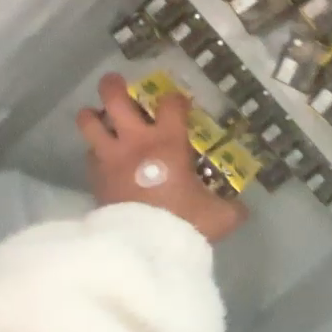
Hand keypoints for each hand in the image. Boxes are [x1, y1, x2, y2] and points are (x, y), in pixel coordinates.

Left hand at [77, 73, 247, 242]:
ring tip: (96, 116)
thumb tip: (241, 209)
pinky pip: (89, 155)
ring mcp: (110, 158)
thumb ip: (231, 208)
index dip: (176, 99)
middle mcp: (135, 142)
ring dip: (92, 116)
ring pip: (89, 122)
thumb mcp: (220, 217)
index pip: (170, 104)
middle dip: (114, 86)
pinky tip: (101, 158)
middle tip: (116, 83)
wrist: (144, 248)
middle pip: (115, 99)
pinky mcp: (95, 179)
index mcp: (168, 142)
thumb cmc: (184, 223)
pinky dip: (93, 152)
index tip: (179, 104)